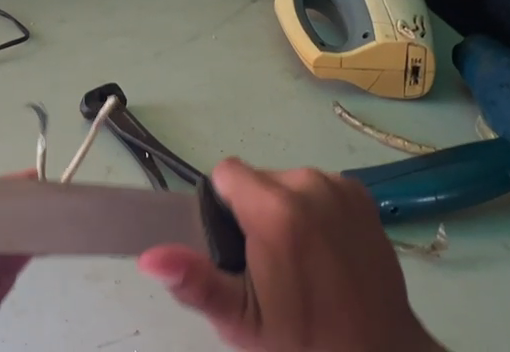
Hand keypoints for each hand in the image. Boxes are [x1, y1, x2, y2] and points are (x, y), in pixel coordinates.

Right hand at [139, 160, 440, 351]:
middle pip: (257, 178)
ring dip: (284, 209)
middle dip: (254, 211)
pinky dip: (314, 209)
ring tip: (301, 259)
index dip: (225, 208)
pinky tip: (325, 248)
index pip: (225, 174)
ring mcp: (338, 185)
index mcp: (276, 208)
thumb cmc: (303, 340)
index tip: (239, 246)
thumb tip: (150, 257)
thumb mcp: (241, 322)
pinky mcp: (359, 192)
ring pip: (286, 181)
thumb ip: (195, 281)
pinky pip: (316, 186)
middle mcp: (308, 183)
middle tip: (271, 263)